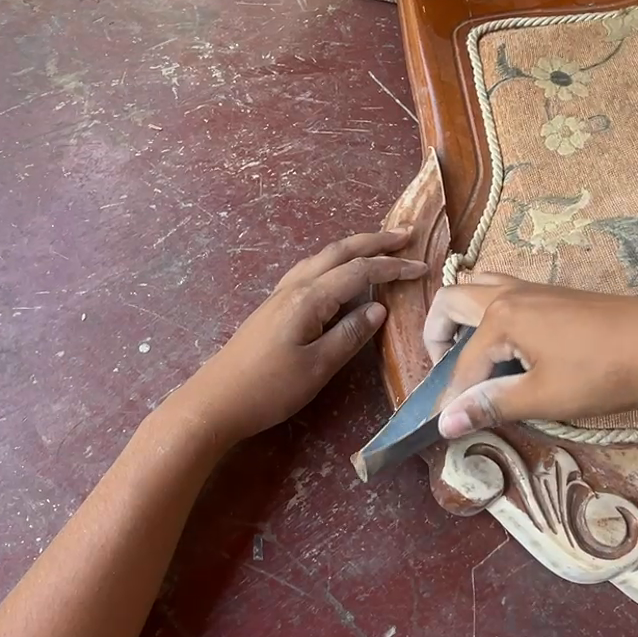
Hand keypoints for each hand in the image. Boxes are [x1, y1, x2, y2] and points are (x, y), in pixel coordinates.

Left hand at [158, 229, 426, 448]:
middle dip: (374, 241)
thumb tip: (378, 307)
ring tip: (378, 247)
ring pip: (322, 257)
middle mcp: (294, 286)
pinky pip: (311, 270)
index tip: (422, 267)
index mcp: (309, 297)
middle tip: (406, 235)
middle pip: (339, 251)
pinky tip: (339, 273)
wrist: (215, 401)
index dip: (392, 267)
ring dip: (353, 248)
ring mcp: (280, 294)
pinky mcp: (274, 307)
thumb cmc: (269, 388)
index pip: (359, 271)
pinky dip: (334, 262)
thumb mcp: (318, 367)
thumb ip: (350, 334)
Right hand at [427, 273, 637, 436]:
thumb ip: (491, 405)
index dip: (451, 399)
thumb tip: (443, 423)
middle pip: (452, 300)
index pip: (461, 363)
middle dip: (437, 336)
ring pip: (478, 287)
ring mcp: (534, 289)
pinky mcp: (556, 296)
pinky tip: (511, 351)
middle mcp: (509, 294)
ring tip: (472, 357)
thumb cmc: (605, 372)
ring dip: (462, 317)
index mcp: (501, 316)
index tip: (444, 428)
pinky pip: (503, 293)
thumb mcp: (545, 397)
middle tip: (447, 374)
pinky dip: (488, 315)